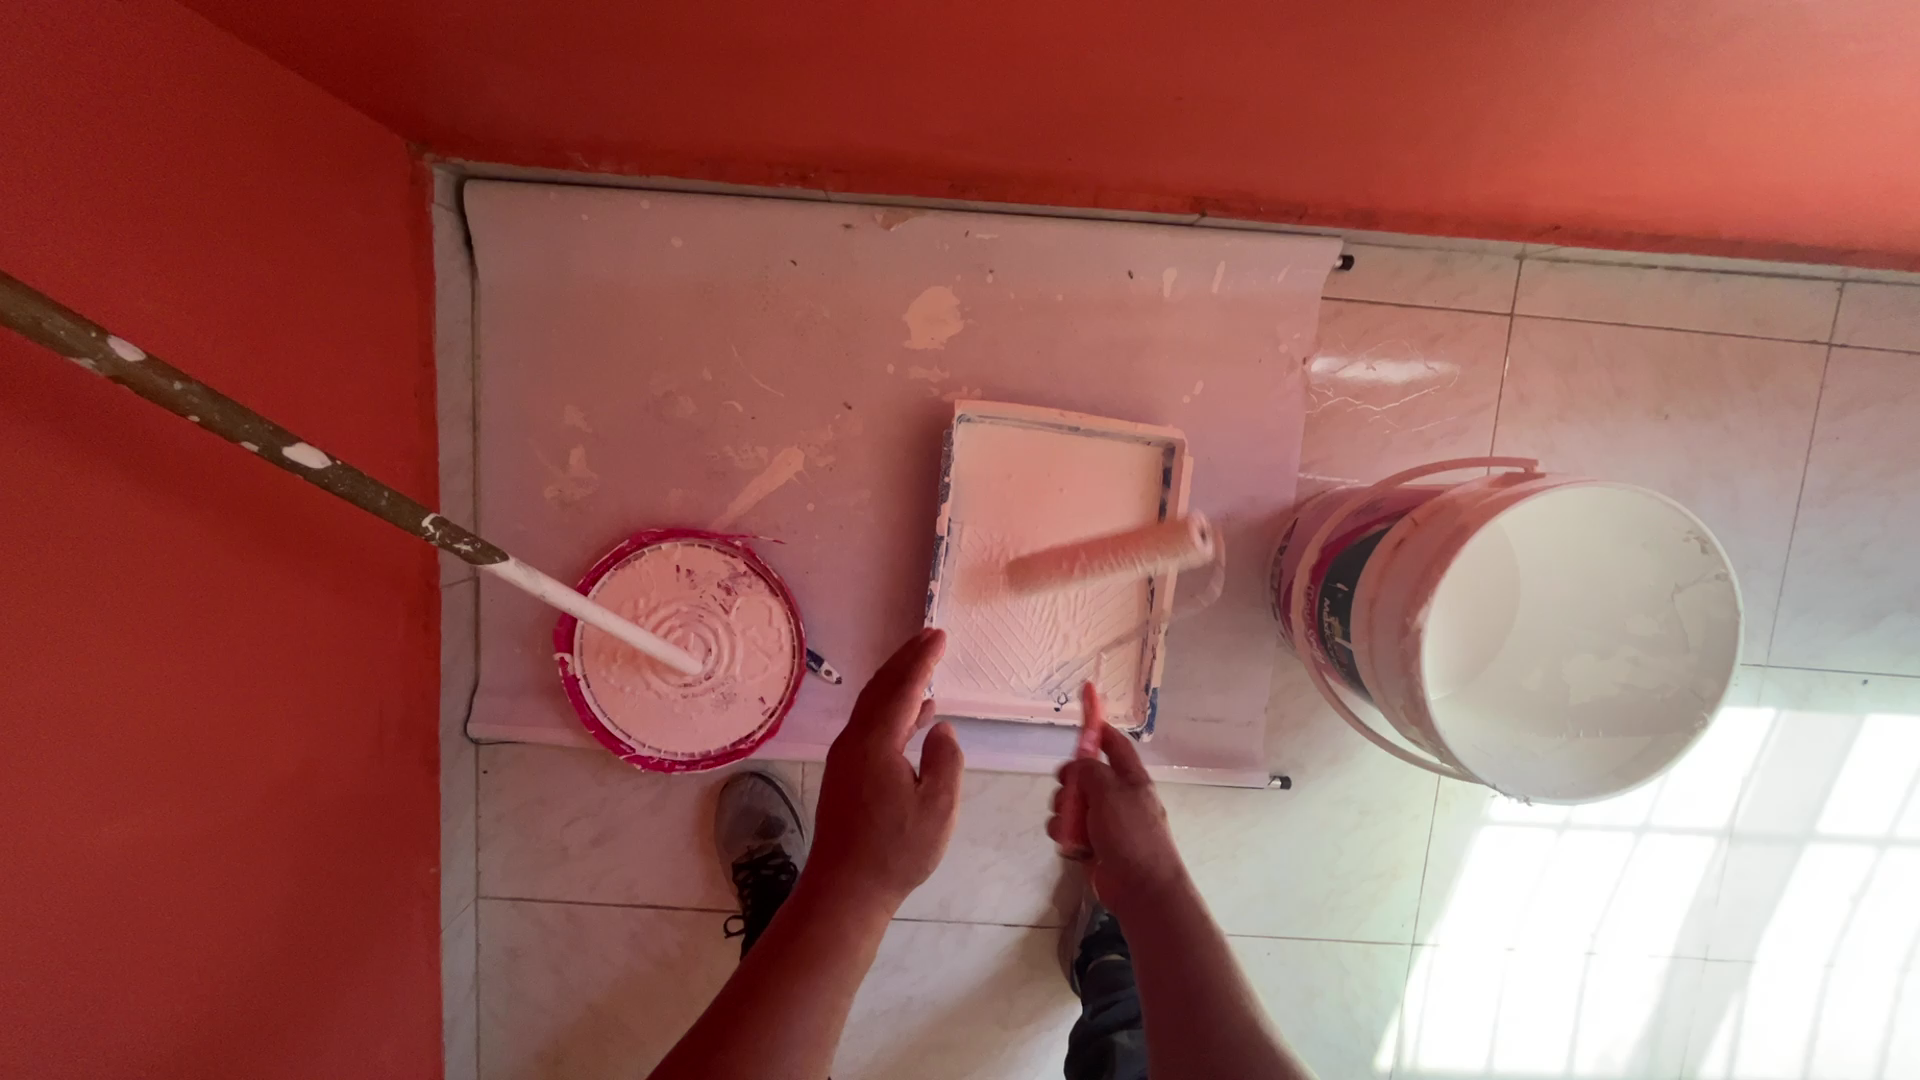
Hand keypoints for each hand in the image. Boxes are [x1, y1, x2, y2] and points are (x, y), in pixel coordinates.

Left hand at [807, 628, 963, 913]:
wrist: (843, 890)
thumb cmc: (895, 852)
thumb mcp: (938, 808)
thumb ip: (946, 760)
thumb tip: (940, 728)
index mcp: (877, 742)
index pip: (904, 688)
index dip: (924, 660)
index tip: (940, 636)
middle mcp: (856, 740)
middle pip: (882, 687)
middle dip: (907, 659)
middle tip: (929, 636)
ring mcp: (847, 756)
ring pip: (873, 704)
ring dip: (898, 681)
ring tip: (923, 665)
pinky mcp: (846, 772)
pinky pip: (871, 723)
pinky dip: (892, 708)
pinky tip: (915, 716)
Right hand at [1047, 722, 1188, 918]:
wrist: (1140, 889)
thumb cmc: (1131, 834)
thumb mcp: (1109, 791)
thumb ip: (1089, 770)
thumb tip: (1078, 766)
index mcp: (1130, 779)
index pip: (1113, 744)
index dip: (1098, 726)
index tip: (1083, 710)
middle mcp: (1116, 797)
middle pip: (1083, 774)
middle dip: (1069, 781)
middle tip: (1068, 788)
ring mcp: (1103, 822)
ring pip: (1069, 802)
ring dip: (1064, 812)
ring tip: (1071, 827)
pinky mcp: (1090, 844)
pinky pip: (1067, 828)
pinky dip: (1065, 834)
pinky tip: (1070, 845)